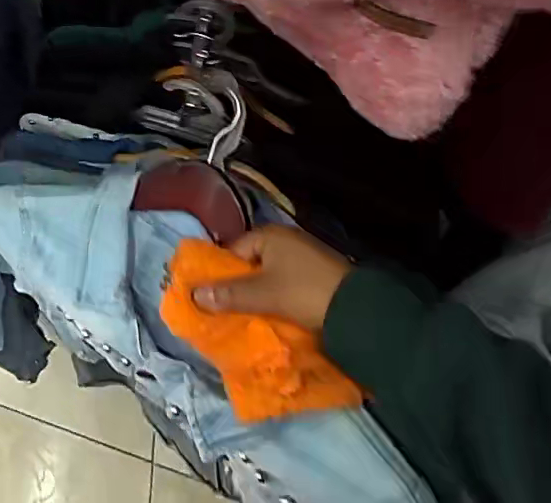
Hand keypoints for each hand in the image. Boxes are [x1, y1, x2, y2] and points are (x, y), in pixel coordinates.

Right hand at [191, 224, 353, 330]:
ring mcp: (302, 255)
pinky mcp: (315, 273)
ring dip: (259, 294)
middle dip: (239, 285)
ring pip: (269, 274)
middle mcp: (285, 239)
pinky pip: (285, 282)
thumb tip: (193, 293)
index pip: (234, 250)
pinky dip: (277, 297)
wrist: (357, 309)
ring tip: (247, 316)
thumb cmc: (304, 292)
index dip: (221, 273)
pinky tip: (273, 314)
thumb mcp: (263, 294)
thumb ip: (229, 293)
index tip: (211, 298)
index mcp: (270, 234)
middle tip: (225, 311)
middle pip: (251, 262)